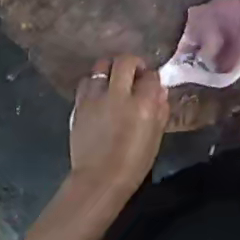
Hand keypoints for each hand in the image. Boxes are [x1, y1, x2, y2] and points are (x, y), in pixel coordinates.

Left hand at [68, 55, 167, 200]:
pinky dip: (95, 82)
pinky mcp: (79, 105)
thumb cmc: (135, 161)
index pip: (151, 76)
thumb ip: (160, 110)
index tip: (153, 84)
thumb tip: (159, 91)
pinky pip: (86, 82)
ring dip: (111, 70)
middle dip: (133, 63)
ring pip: (101, 67)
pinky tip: (100, 93)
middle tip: (136, 73)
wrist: (100, 178)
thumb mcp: (156, 136)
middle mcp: (118, 95)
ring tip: (115, 81)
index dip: (153, 77)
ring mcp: (95, 98)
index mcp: (142, 104)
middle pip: (124, 61)